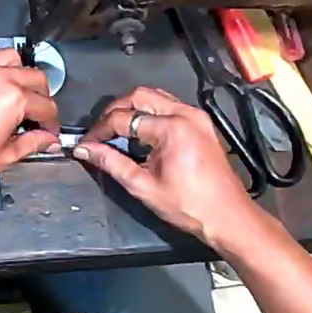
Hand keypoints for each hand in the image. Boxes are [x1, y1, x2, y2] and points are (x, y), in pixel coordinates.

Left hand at [0, 45, 60, 194]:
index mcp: (14, 98)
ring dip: (20, 73)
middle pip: (35, 77)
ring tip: (17, 92)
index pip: (47, 106)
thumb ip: (31, 144)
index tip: (48, 131)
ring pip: (12, 58)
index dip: (52, 122)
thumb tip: (47, 140)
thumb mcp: (2, 157)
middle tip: (36, 115)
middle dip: (42, 97)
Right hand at [72, 87, 270, 249]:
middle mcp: (186, 114)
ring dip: (133, 109)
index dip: (100, 130)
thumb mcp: (142, 186)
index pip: (124, 118)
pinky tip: (139, 134)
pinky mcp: (201, 123)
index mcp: (172, 128)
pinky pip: (169, 106)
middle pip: (140, 95)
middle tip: (100, 132)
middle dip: (115, 111)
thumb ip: (111, 162)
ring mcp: (196, 116)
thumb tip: (84, 150)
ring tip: (116, 131)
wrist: (227, 216)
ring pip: (155, 97)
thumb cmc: (187, 206)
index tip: (86, 144)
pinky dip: (150, 114)